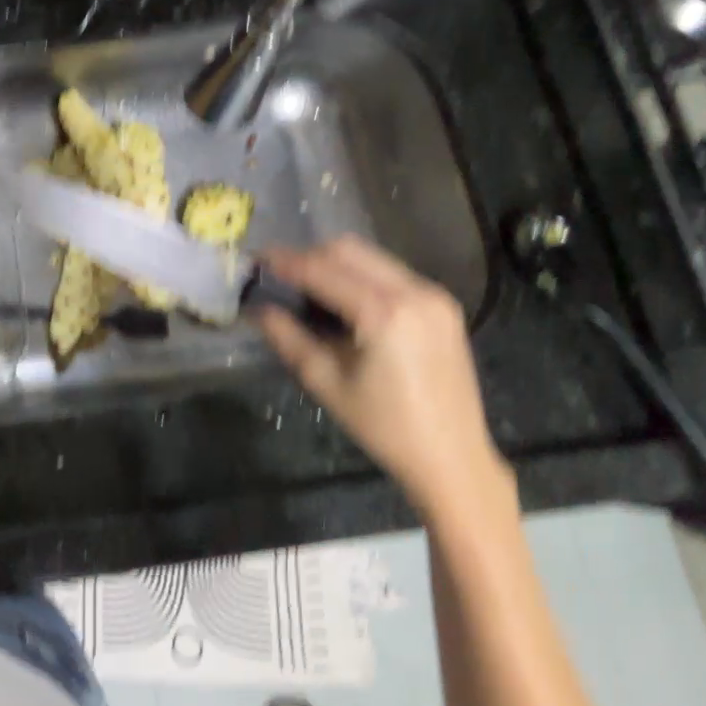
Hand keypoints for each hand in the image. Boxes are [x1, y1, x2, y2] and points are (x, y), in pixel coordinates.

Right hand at [257, 236, 509, 517]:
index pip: (322, 270)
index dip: (283, 262)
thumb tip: (256, 308)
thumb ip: (286, 336)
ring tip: (304, 286)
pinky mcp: (442, 306)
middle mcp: (414, 293)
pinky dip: (358, 276)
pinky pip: (389, 273)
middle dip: (307, 257)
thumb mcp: (324, 381)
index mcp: (384, 314)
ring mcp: (433, 296)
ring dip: (332, 264)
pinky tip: (340, 301)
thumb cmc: (383, 425)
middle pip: (348, 250)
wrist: (452, 455)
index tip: (253, 260)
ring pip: (370, 257)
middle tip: (277, 275)